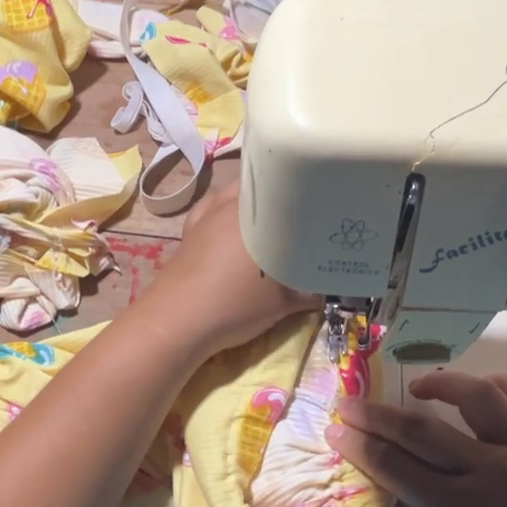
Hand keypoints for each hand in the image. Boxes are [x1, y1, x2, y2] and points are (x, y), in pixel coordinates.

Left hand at [130, 168, 317, 358]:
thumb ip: (308, 294)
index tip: (322, 201)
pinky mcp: (189, 231)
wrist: (177, 322)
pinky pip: (210, 209)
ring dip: (250, 200)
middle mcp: (230, 204)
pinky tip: (230, 224)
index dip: (305, 190)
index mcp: (256, 213)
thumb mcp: (281, 304)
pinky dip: (223, 211)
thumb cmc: (234, 305)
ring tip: (268, 216)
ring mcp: (206, 216)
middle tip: (299, 213)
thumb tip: (328, 291)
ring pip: (232, 194)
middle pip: (259, 187)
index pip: (285, 185)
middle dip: (279, 195)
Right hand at [327, 371, 506, 506]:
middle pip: (421, 428)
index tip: (334, 432)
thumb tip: (377, 504)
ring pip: (477, 397)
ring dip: (441, 383)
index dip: (358, 447)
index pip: (394, 466)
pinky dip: (503, 385)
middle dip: (376, 414)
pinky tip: (483, 389)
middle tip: (348, 403)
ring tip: (419, 386)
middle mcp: (490, 470)